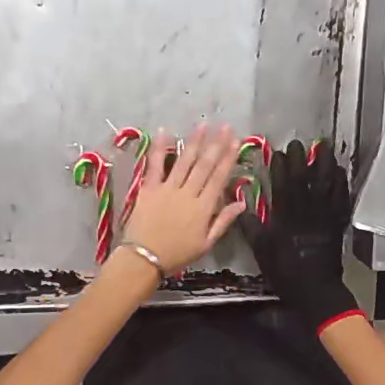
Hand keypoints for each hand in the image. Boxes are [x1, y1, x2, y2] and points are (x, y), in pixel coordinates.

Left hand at [120, 124, 246, 271]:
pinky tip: (165, 132)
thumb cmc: (177, 255)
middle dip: (216, 144)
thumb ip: (223, 221)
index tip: (235, 141)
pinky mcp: (149, 188)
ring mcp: (167, 189)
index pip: (219, 178)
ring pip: (184, 161)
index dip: (228, 158)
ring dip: (194, 142)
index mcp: (204, 208)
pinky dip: (160, 148)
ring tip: (203, 125)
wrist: (144, 258)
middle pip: (204, 165)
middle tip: (224, 126)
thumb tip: (241, 203)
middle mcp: (188, 193)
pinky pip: (155, 165)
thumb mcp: (206, 244)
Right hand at [241, 140, 356, 327]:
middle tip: (298, 144)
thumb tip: (240, 207)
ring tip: (323, 148)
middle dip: (301, 157)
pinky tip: (340, 173)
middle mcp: (308, 208)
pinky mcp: (338, 221)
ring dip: (326, 162)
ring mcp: (326, 213)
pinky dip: (341, 182)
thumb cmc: (284, 269)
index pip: (284, 181)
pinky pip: (342, 196)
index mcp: (286, 213)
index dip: (281, 164)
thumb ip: (250, 225)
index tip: (278, 152)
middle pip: (307, 175)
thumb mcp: (260, 249)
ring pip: (328, 181)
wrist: (314, 287)